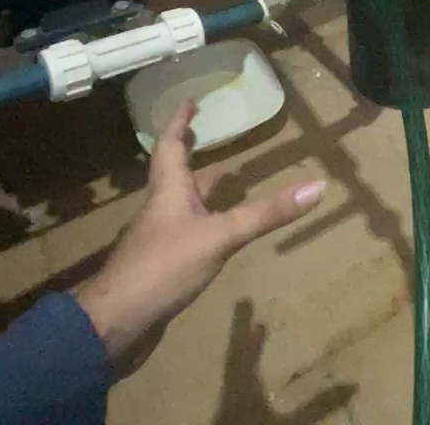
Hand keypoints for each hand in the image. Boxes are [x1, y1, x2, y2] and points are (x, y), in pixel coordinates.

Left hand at [73, 100, 324, 372]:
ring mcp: (160, 240)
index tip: (190, 102)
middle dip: (193, 153)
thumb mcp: (221, 236)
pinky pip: (186, 233)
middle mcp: (162, 209)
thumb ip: (266, 213)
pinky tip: (217, 232)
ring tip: (226, 179)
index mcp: (169, 191)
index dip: (180, 122)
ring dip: (201, 189)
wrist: (112, 328)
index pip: (171, 146)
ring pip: (183, 204)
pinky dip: (204, 222)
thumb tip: (317, 186)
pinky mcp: (162, 267)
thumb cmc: (162, 268)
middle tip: (209, 136)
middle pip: (176, 173)